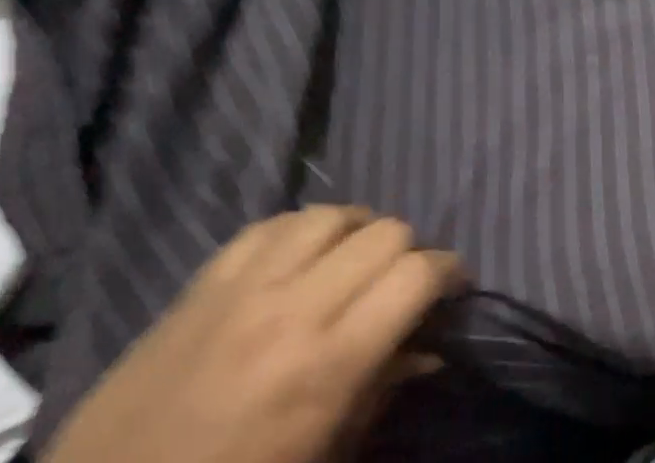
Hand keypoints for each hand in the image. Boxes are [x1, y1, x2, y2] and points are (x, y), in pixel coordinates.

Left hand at [43, 206, 462, 462]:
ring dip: (359, 231)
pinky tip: (303, 255)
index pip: (418, 274)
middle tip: (406, 282)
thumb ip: (382, 389)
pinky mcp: (200, 286)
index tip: (454, 289)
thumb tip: (429, 351)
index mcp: (331, 361)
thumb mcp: (327, 454)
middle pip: (385, 233)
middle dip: (411, 251)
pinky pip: (267, 227)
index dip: (450, 271)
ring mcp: (243, 290)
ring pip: (330, 216)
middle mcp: (294, 308)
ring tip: (357, 259)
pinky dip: (301, 231)